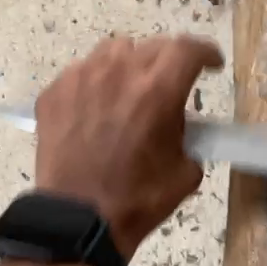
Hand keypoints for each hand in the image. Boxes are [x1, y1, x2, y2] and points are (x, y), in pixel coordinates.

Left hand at [33, 35, 223, 256]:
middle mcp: (119, 72)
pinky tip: (98, 109)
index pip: (188, 50)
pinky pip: (82, 73)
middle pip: (152, 46)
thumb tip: (179, 126)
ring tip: (132, 90)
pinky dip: (97, 84)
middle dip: (169, 61)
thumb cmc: (139, 199)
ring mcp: (81, 78)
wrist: (80, 219)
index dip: (206, 52)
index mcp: (158, 91)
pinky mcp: (54, 92)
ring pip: (114, 52)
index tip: (212, 64)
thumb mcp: (184, 172)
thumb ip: (188, 136)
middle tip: (172, 83)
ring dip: (131, 65)